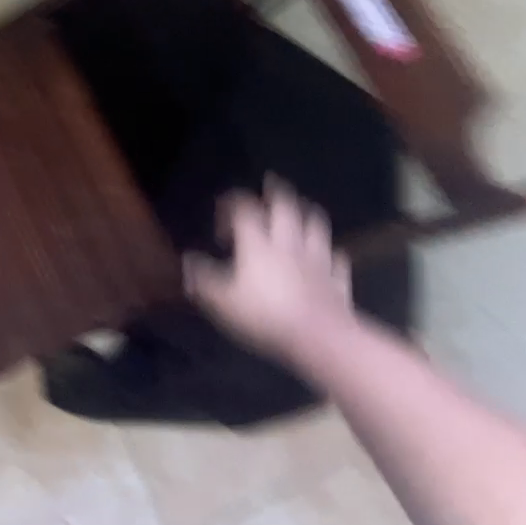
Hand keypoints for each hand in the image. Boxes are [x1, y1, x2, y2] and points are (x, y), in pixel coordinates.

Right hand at [183, 178, 357, 365]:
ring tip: (300, 211)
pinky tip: (326, 257)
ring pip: (316, 226)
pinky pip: (336, 260)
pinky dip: (330, 254)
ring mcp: (317, 260)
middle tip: (271, 185)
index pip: (244, 209)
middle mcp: (288, 243)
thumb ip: (203, 278)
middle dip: (277, 193)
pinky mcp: (337, 280)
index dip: (232, 204)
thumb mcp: (222, 300)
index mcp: (257, 243)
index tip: (222, 210)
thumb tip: (188, 260)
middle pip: (286, 207)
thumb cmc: (265, 315)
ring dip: (306, 214)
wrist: (321, 339)